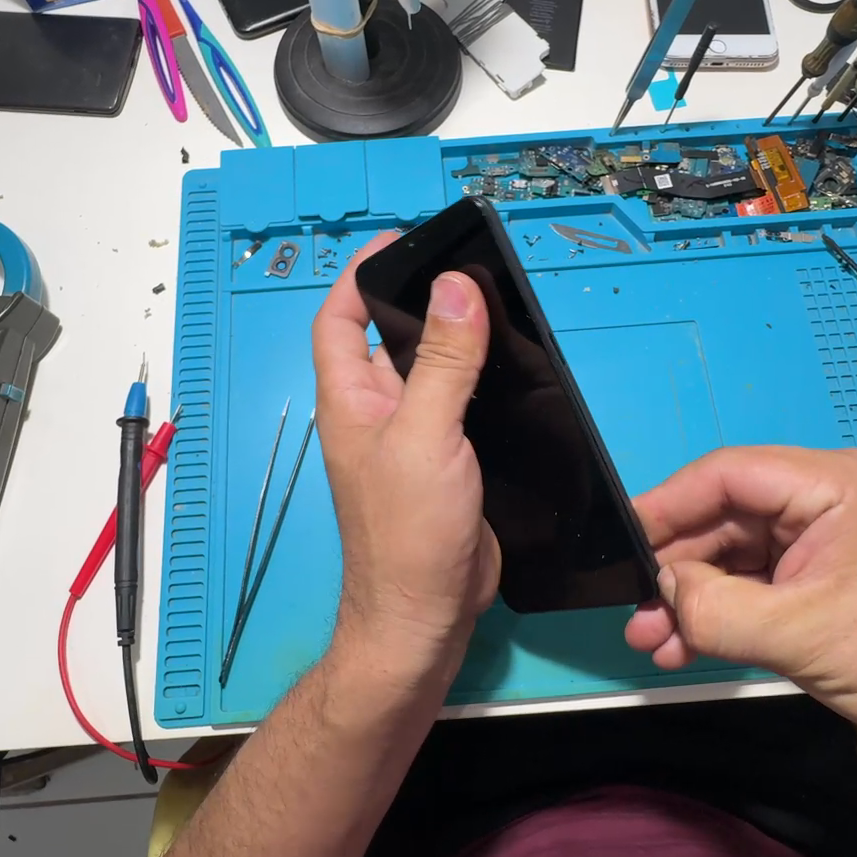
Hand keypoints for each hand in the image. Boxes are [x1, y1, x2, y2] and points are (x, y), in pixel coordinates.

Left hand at [312, 235, 499, 675]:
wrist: (426, 614)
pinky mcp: (449, 460)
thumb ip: (441, 363)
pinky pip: (462, 405)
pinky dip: (482, 381)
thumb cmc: (408, 527)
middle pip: (392, 338)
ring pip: (433, 371)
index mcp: (351, 397)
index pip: (339, 319)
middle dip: (424, 301)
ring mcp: (414, 437)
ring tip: (503, 307)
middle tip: (474, 270)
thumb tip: (455, 285)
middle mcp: (377, 410)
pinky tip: (516, 367)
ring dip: (459, 340)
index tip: (400, 242)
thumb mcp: (424, 435)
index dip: (360, 276)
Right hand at [624, 446, 856, 756]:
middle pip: (727, 519)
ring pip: (734, 557)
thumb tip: (657, 590)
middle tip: (634, 612)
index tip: (621, 537)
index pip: (730, 475)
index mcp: (839, 484)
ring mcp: (824, 540)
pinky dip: (719, 615)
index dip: (669, 503)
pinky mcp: (822, 577)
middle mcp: (828, 499)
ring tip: (651, 640)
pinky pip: (754, 585)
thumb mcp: (807, 636)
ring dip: (691, 599)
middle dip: (677, 569)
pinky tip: (684, 646)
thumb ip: (718, 610)